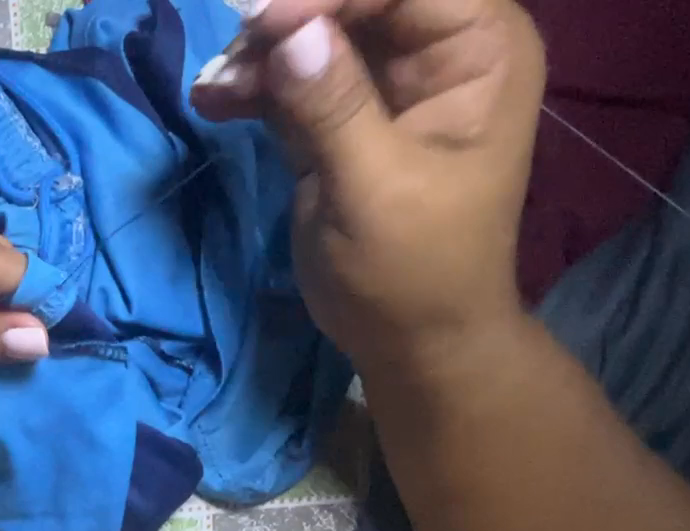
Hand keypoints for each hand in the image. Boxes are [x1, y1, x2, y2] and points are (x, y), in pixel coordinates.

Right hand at [190, 0, 544, 372]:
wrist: (407, 337)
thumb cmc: (412, 269)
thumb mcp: (375, 189)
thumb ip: (334, 109)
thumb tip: (289, 36)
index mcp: (478, 49)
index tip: (260, 22)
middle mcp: (434, 52)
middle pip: (356, 1)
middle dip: (289, 20)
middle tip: (230, 52)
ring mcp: (381, 88)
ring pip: (313, 39)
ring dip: (258, 56)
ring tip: (211, 86)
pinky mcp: (336, 125)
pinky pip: (290, 86)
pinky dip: (251, 89)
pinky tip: (212, 99)